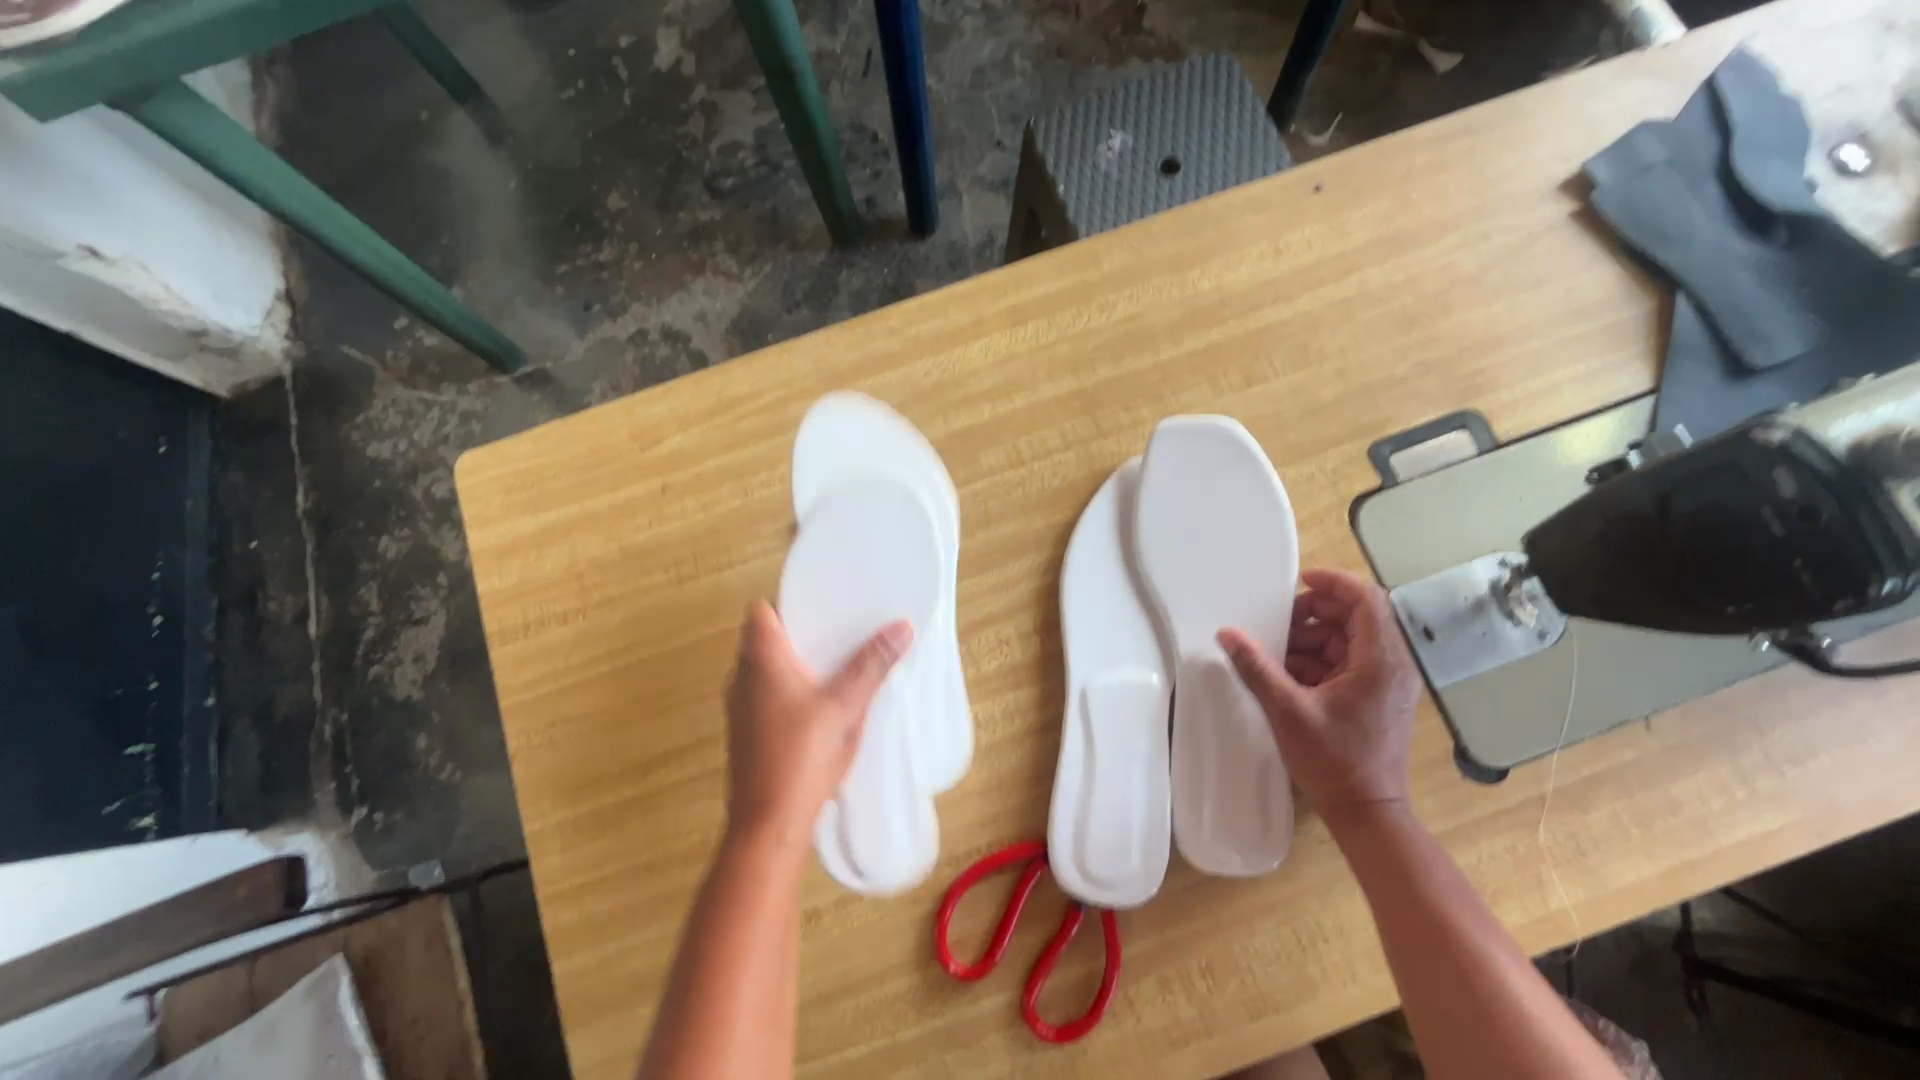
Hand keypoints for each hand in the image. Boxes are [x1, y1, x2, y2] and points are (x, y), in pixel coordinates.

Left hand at [723, 601, 912, 848]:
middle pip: (766, 640)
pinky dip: (790, 694)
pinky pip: (768, 698)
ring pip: (766, 672)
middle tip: (841, 636)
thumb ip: (872, 666)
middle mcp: (741, 678)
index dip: (788, 604)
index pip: (760, 611)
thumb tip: (901, 627)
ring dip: (796, 668)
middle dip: (802, 636)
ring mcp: (739, 709)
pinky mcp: (746, 735)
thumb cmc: (801, 757)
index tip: (823, 607)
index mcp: (759, 660)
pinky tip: (822, 709)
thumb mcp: (845, 707)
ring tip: (838, 669)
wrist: (768, 824)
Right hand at [1218, 568, 1421, 833]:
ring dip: (1311, 640)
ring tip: (1274, 657)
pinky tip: (1287, 677)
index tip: (1297, 583)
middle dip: (1313, 615)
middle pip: (1355, 616)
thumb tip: (1227, 634)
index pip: (1365, 598)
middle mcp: (1391, 664)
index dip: (1332, 582)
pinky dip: (1317, 662)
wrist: (1367, 812)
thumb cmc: (1333, 761)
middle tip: (1276, 626)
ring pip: (1348, 640)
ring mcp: (1385, 682)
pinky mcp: (1376, 697)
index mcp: (1380, 660)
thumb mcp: (1287, 710)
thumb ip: (1257, 667)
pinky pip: (1347, 663)